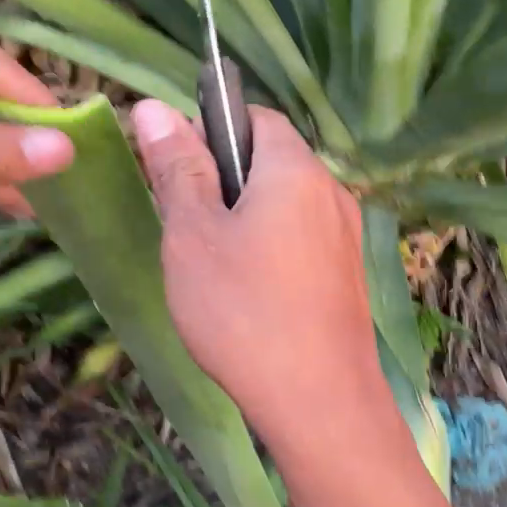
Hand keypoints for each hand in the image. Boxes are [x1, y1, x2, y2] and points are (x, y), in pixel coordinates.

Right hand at [130, 99, 383, 439]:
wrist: (320, 398)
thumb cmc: (244, 311)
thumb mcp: (193, 235)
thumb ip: (178, 168)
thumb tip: (155, 107)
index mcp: (298, 169)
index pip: (253, 118)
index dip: (209, 131)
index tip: (177, 174)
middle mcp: (334, 193)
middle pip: (272, 161)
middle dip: (225, 182)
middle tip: (187, 231)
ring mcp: (349, 237)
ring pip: (287, 206)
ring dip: (246, 221)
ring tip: (213, 269)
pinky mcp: (351, 275)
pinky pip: (304, 242)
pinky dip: (273, 251)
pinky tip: (250, 295)